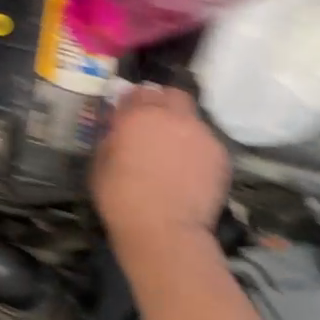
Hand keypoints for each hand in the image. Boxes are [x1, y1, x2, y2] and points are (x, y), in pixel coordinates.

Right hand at [92, 85, 230, 246]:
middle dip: (161, 102)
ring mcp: (203, 135)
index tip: (122, 113)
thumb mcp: (99, 163)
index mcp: (139, 117)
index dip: (129, 102)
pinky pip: (203, 141)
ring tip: (168, 150)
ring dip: (178, 127)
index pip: (137, 93)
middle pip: (173, 95)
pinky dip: (192, 148)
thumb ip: (111, 137)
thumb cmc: (119, 196)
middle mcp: (175, 118)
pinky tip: (182, 168)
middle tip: (150, 122)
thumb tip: (118, 128)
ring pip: (191, 119)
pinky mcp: (220, 154)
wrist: (163, 227)